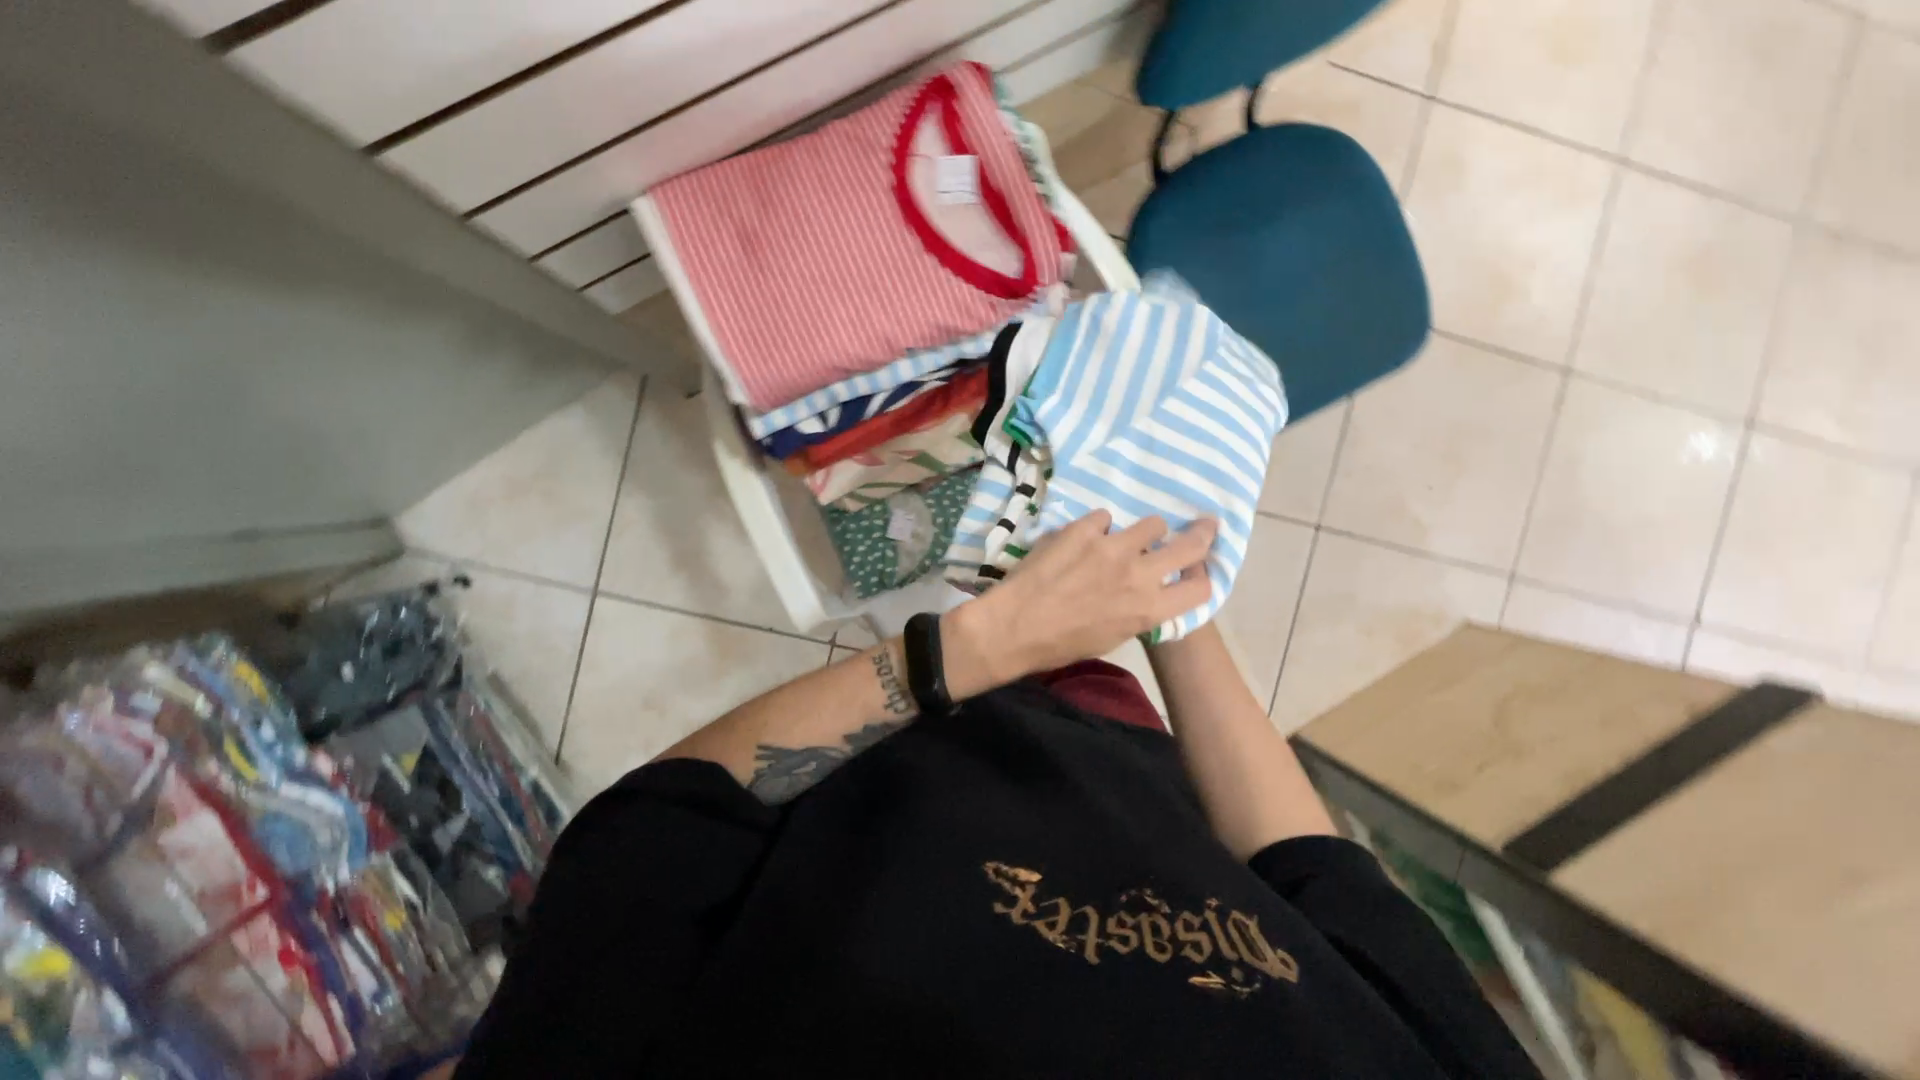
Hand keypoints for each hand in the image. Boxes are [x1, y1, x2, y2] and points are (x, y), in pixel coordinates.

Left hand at [941, 511, 1215, 696]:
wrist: (1014, 626)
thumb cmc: (1061, 645)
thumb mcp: (1110, 638)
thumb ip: (1136, 612)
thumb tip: (1143, 594)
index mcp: (1149, 610)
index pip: (1200, 589)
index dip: (1200, 577)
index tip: (1195, 569)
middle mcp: (1140, 574)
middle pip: (1191, 545)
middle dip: (1201, 534)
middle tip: (1204, 525)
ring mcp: (1114, 547)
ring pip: (1152, 524)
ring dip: (1144, 532)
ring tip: (1126, 538)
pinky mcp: (1085, 529)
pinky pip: (1105, 518)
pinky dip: (1098, 528)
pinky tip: (1081, 539)